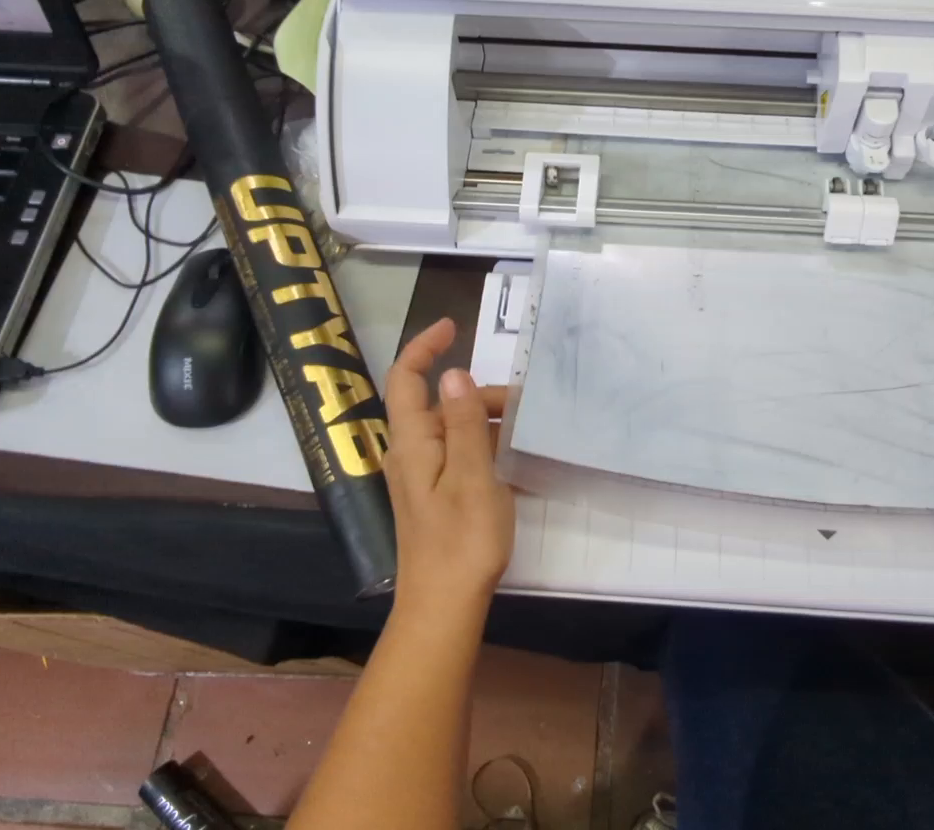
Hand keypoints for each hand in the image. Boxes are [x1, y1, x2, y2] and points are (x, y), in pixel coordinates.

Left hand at [384, 318, 515, 617]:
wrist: (443, 606)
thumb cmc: (461, 540)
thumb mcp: (472, 475)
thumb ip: (465, 422)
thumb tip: (452, 373)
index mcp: (413, 442)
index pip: (406, 379)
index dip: (424, 347)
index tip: (453, 326)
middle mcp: (411, 453)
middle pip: (438, 404)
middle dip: (478, 393)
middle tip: (526, 405)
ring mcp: (422, 477)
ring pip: (453, 430)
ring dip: (487, 422)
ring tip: (528, 434)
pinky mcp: (436, 497)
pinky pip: (461, 456)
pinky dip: (487, 449)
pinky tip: (517, 466)